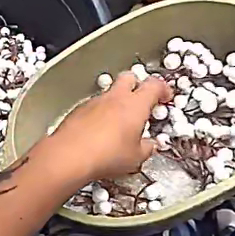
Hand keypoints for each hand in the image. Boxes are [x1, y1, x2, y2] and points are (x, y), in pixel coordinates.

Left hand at [37, 72, 172, 183]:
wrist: (69, 156)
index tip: (165, 97)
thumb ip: (146, 147)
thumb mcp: (136, 157)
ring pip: (109, 93)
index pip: (154, 85)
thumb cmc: (106, 155)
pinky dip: (99, 113)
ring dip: (116, 102)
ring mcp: (94, 102)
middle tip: (142, 102)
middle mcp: (114, 98)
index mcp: (135, 104)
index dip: (163, 89)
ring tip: (119, 122)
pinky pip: (93, 106)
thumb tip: (149, 146)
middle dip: (138, 86)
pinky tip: (99, 131)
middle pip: (129, 78)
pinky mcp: (77, 111)